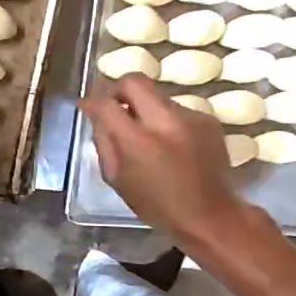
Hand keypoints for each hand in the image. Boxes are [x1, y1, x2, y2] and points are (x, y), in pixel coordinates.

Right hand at [81, 75, 249, 241]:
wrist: (209, 213)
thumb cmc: (155, 204)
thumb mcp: (116, 178)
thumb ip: (104, 142)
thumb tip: (95, 115)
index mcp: (138, 141)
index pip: (106, 104)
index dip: (92, 102)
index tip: (86, 106)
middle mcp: (165, 121)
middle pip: (134, 81)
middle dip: (118, 90)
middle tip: (113, 106)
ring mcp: (191, 117)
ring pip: (156, 95)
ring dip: (143, 107)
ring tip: (144, 132)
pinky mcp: (208, 119)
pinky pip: (176, 109)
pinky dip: (165, 120)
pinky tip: (168, 143)